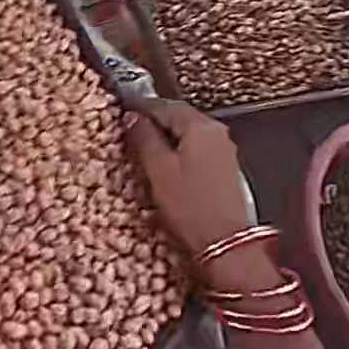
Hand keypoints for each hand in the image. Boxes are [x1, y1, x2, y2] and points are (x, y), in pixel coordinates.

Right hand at [123, 99, 252, 255]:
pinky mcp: (225, 166)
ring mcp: (223, 149)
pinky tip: (165, 158)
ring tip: (143, 141)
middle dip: (155, 117)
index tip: (122, 108)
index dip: (141, 106)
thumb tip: (132, 117)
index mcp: (200, 127)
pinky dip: (178, 145)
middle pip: (180, 115)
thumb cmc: (189, 205)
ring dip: (166, 132)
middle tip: (130, 123)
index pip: (165, 105)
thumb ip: (144, 138)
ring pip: (188, 130)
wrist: (226, 243)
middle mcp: (216, 132)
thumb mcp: (159, 170)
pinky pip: (196, 145)